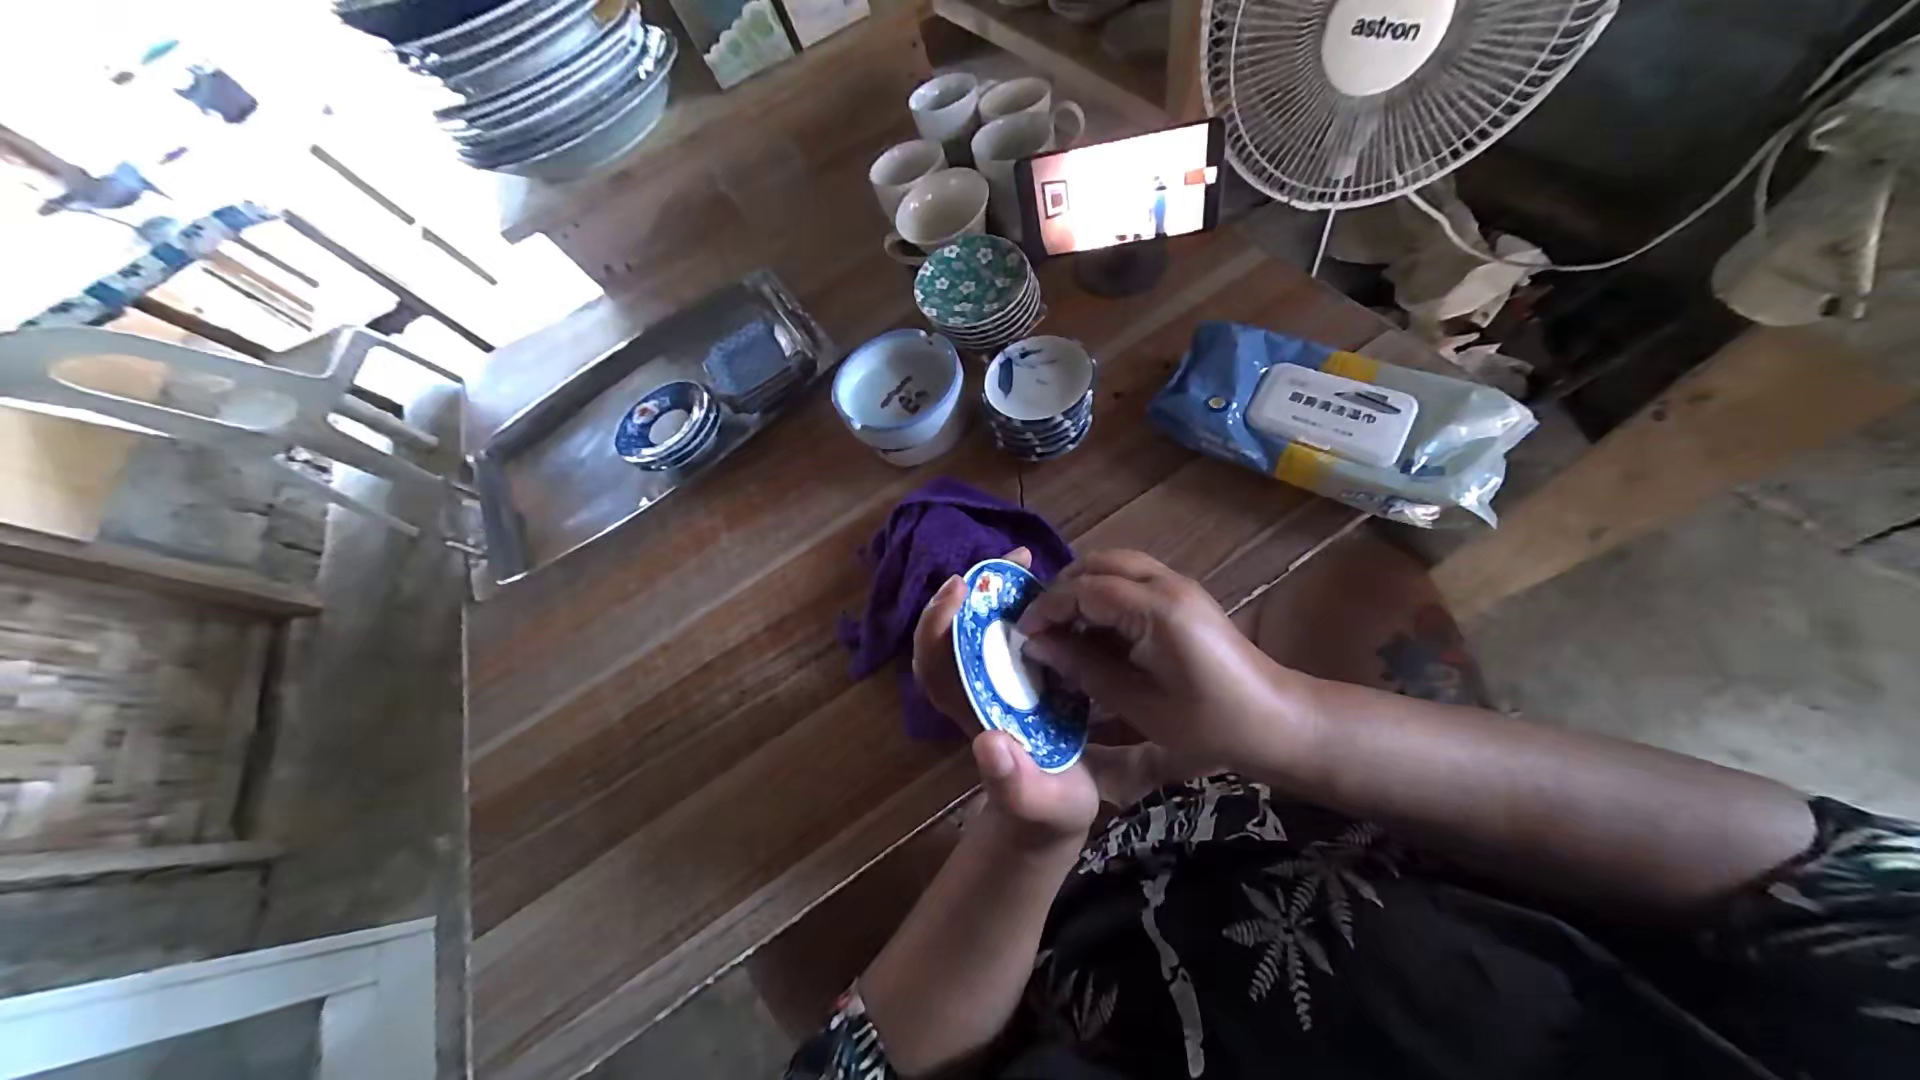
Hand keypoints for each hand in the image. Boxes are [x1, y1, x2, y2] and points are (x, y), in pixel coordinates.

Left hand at [912, 549, 1194, 845]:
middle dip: (973, 590)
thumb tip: (987, 744)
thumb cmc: (1046, 813)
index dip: (936, 624)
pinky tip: (1046, 590)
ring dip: (997, 591)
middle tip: (1013, 558)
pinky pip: (1011, 634)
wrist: (1056, 816)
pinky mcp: (1022, 678)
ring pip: (983, 626)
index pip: (934, 662)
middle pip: (955, 632)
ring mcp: (997, 681)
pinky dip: (1021, 606)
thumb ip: (1014, 786)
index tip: (958, 587)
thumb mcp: (1040, 805)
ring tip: (1028, 563)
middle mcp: (976, 689)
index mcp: (971, 711)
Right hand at [1016, 549, 1311, 770]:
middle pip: (1098, 563)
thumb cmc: (1208, 722)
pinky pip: (1131, 579)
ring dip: (1082, 588)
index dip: (1047, 607)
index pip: (1085, 588)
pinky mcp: (1183, 595)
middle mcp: (1167, 583)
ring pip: (1114, 564)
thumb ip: (1083, 667)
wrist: (1275, 720)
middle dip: (1062, 589)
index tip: (1022, 633)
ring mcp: (1178, 584)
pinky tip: (1096, 629)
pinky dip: (1104, 594)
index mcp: (1157, 609)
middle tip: (1041, 626)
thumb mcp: (1137, 703)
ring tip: (1063, 626)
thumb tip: (1037, 644)